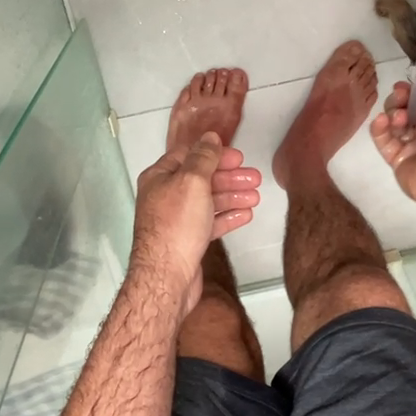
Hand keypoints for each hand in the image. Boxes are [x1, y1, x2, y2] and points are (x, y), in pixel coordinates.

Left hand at [130, 132, 259, 316]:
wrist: (167, 277)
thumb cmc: (176, 225)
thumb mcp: (192, 181)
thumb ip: (203, 157)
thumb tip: (210, 138)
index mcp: (160, 177)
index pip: (189, 156)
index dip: (216, 155)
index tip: (239, 157)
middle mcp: (165, 196)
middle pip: (202, 179)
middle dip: (230, 177)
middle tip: (255, 178)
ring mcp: (176, 220)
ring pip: (209, 202)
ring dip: (233, 197)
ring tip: (255, 197)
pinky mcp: (187, 241)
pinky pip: (210, 223)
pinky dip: (227, 217)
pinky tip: (245, 215)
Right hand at [370, 82, 415, 210]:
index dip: (414, 91)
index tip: (404, 87)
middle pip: (407, 109)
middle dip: (400, 100)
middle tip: (400, 98)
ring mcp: (415, 145)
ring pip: (394, 123)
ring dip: (393, 114)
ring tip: (398, 118)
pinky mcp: (398, 159)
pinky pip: (384, 141)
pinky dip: (380, 129)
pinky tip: (380, 121)